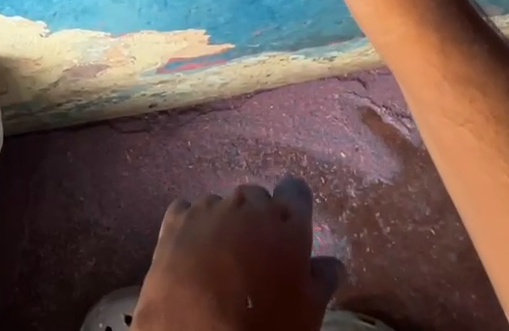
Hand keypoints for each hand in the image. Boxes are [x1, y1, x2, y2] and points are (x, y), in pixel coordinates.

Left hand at [131, 178, 340, 330]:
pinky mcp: (176, 217)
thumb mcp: (308, 312)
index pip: (296, 190)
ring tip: (222, 259)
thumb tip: (332, 264)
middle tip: (258, 254)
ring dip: (226, 223)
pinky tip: (193, 252)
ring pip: (223, 204)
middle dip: (259, 219)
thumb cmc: (263, 324)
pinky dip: (193, 226)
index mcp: (286, 220)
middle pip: (257, 198)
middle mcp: (247, 203)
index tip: (292, 227)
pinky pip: (189, 211)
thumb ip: (321, 280)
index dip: (294, 206)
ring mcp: (209, 206)